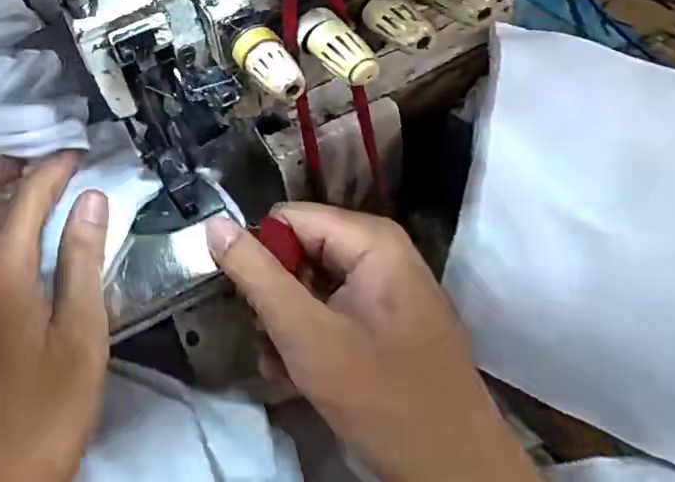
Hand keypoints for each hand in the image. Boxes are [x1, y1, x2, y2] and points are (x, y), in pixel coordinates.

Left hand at [0, 153, 110, 481]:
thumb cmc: (41, 413)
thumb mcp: (80, 339)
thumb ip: (82, 262)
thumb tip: (90, 199)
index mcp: (0, 269)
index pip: (26, 195)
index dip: (54, 167)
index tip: (79, 154)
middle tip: (32, 166)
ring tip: (29, 198)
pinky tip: (20, 248)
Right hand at [206, 203, 538, 481]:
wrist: (460, 481)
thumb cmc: (384, 399)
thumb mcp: (306, 335)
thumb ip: (255, 275)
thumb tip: (214, 224)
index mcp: (370, 239)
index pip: (286, 218)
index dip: (259, 254)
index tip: (246, 300)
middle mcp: (381, 252)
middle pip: (298, 249)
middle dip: (272, 294)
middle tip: (261, 335)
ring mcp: (387, 289)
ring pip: (310, 283)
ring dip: (285, 321)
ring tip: (275, 360)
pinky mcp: (388, 323)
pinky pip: (333, 309)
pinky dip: (309, 336)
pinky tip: (295, 372)